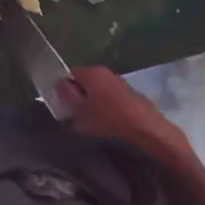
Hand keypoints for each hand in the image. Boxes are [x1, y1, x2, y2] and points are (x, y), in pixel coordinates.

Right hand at [64, 66, 195, 167]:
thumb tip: (58, 85)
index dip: (60, 88)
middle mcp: (107, 73)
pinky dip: (104, 109)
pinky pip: (110, 100)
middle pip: (83, 83)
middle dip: (76, 97)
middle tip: (70, 116)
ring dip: (90, 105)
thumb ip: (66, 96)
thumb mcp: (80, 111)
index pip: (68, 74)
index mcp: (92, 72)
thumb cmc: (109, 121)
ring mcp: (121, 84)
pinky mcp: (131, 97)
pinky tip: (104, 125)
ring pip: (97, 92)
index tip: (57, 105)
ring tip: (86, 124)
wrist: (147, 132)